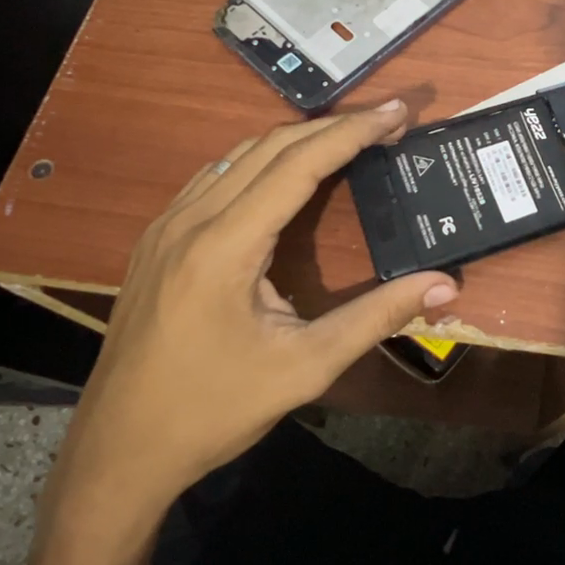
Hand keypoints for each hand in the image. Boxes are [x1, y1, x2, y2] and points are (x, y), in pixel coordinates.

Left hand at [64, 99, 457, 502]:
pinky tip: (285, 175)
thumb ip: (376, 317)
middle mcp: (190, 221)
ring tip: (348, 139)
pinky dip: (261, 162)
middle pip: (269, 147)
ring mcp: (166, 228)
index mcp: (224, 246)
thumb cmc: (215, 410)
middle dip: (333, 127)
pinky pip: (215, 179)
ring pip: (238, 157)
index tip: (397, 113)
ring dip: (297, 140)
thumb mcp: (305, 367)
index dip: (352, 133)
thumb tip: (445, 285)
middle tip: (386, 122)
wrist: (120, 451)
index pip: (298, 164)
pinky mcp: (156, 242)